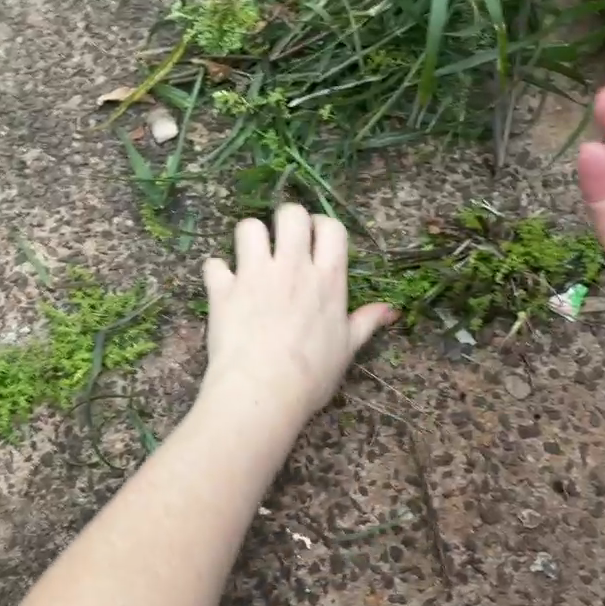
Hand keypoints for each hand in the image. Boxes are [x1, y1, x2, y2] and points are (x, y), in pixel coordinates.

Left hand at [197, 204, 396, 427]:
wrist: (263, 391)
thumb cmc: (311, 376)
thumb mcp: (346, 349)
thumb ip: (365, 322)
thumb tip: (390, 310)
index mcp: (327, 278)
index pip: (331, 227)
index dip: (322, 226)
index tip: (315, 239)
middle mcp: (291, 267)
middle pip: (290, 214)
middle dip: (286, 220)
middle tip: (282, 242)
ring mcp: (254, 274)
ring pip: (249, 227)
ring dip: (249, 238)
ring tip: (250, 257)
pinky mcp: (223, 288)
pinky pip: (213, 263)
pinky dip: (216, 272)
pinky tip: (222, 285)